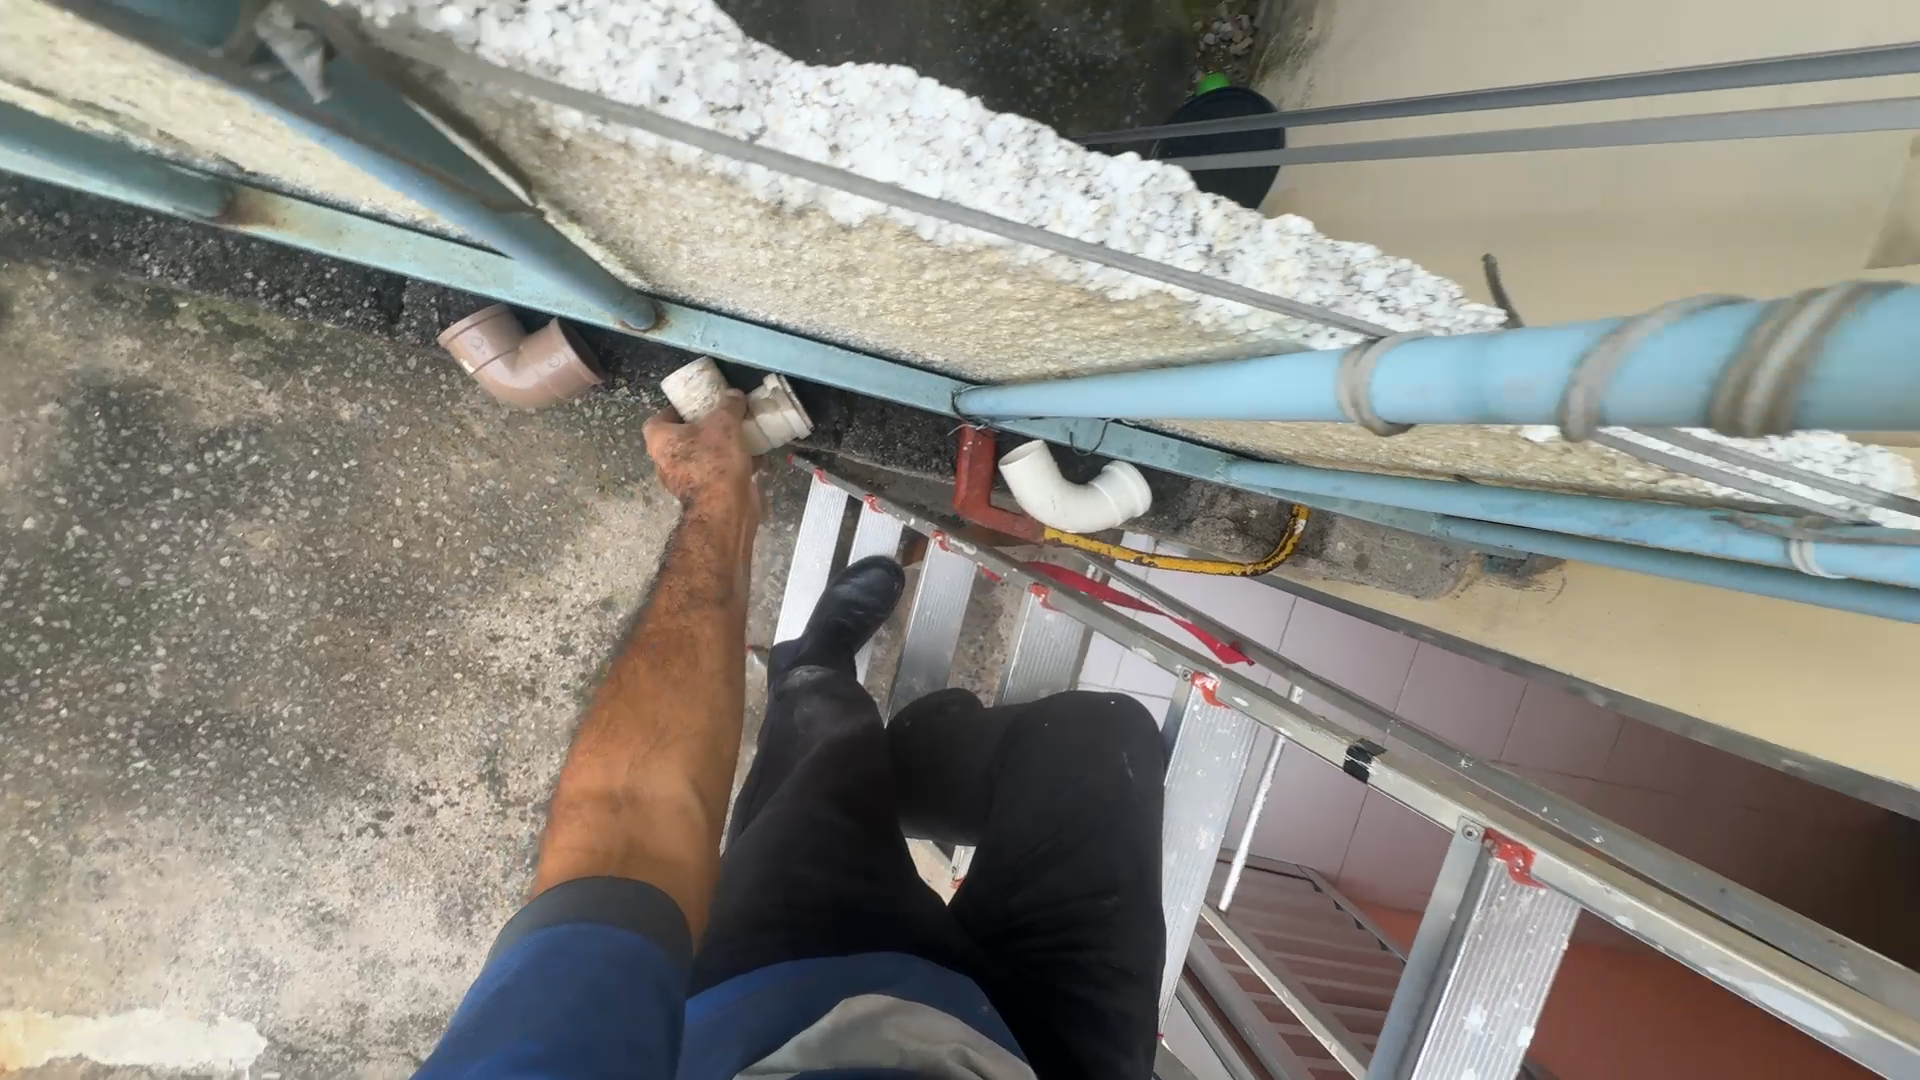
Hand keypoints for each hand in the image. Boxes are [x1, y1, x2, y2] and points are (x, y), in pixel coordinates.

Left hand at [643, 391, 759, 527]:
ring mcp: (685, 482)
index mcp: (660, 441)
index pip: (658, 419)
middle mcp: (666, 462)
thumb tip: (734, 394)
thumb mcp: (724, 423)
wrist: (725, 508)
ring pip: (703, 457)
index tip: (695, 406)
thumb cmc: (714, 460)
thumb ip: (729, 405)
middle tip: (723, 418)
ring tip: (743, 436)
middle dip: (704, 429)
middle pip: (683, 439)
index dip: (675, 410)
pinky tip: (755, 458)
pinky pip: (719, 474)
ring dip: (722, 448)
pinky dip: (734, 466)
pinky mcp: (706, 496)